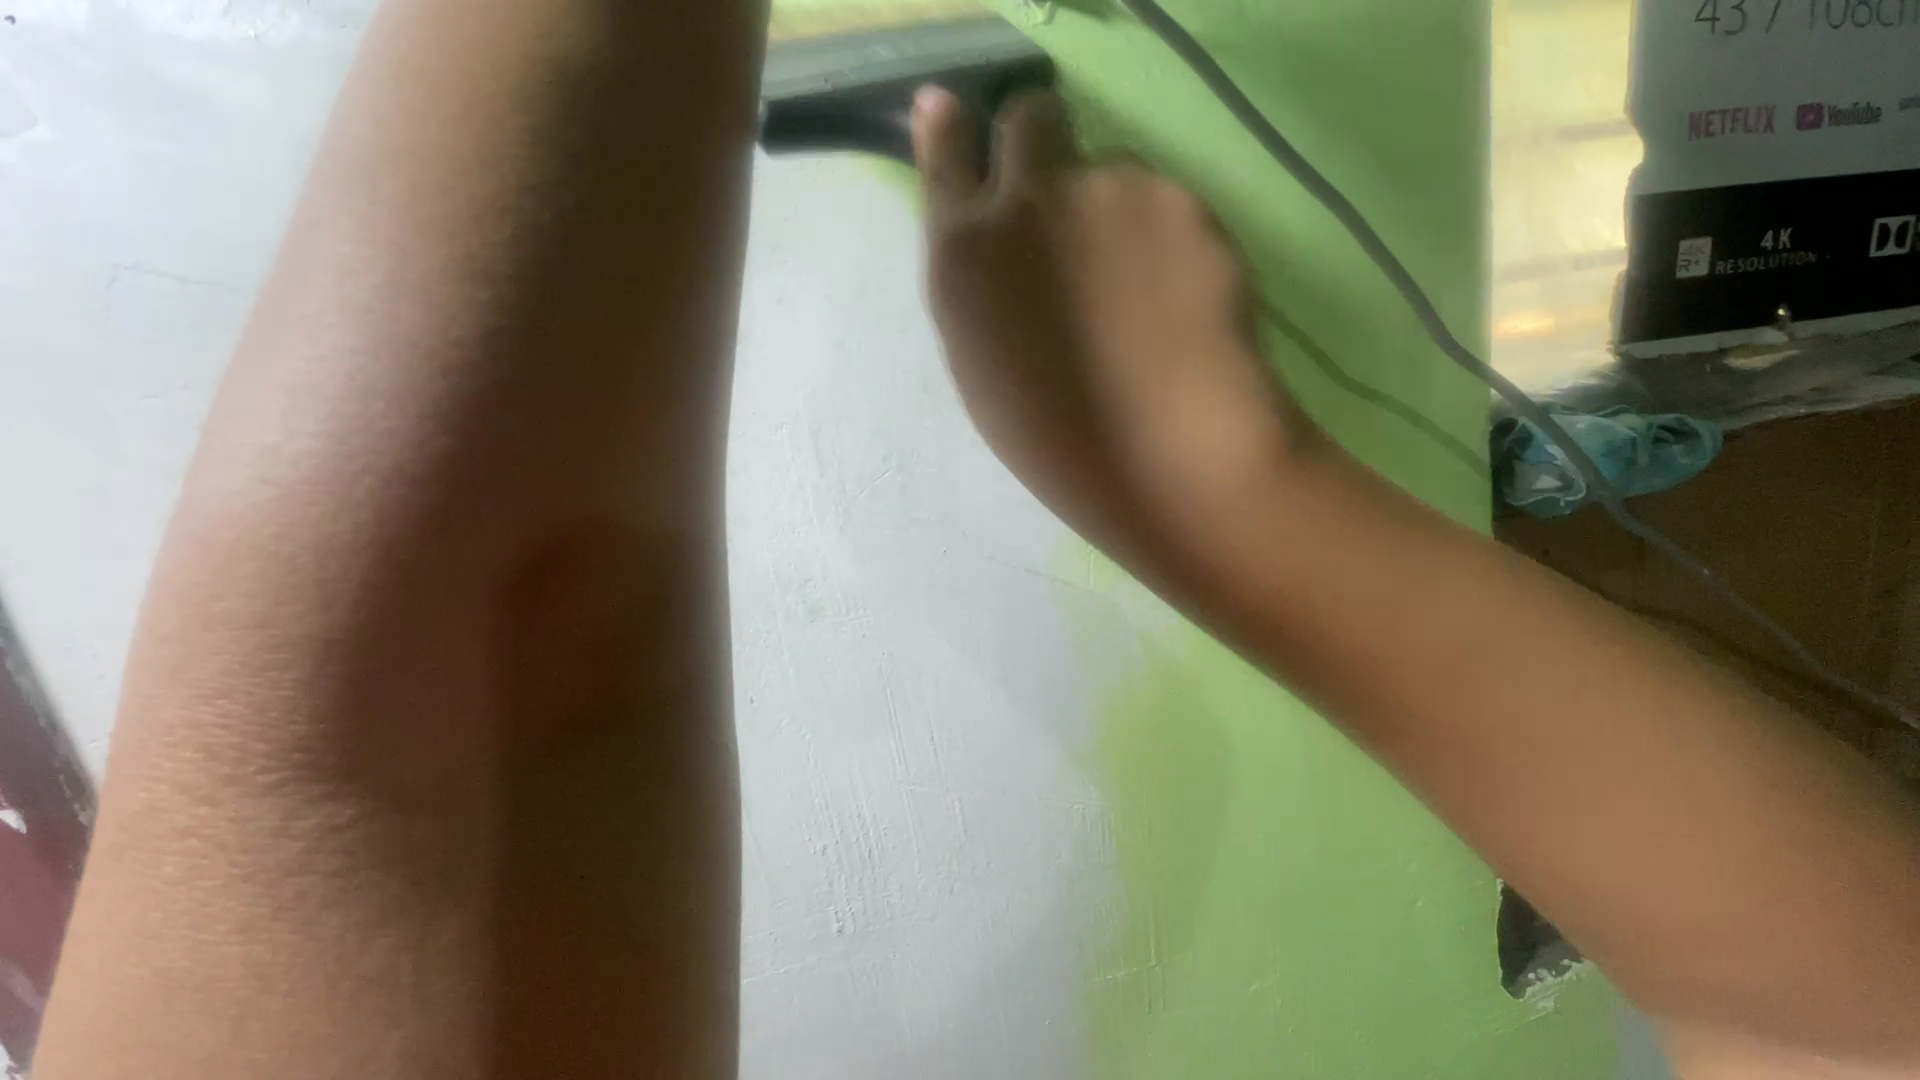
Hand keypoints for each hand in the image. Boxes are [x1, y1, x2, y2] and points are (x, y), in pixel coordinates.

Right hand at [911, 86, 1316, 579]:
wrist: (1173, 457)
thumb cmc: (1062, 441)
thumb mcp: (983, 364)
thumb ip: (977, 282)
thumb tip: (985, 230)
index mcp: (964, 256)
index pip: (945, 150)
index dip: (952, 128)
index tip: (956, 112)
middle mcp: (1028, 203)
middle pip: (1030, 116)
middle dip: (1041, 145)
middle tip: (1067, 204)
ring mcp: (1109, 192)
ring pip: (1109, 168)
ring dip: (1114, 207)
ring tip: (1140, 290)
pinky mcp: (1183, 199)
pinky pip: (1165, 200)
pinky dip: (1168, 234)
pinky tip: (1182, 296)